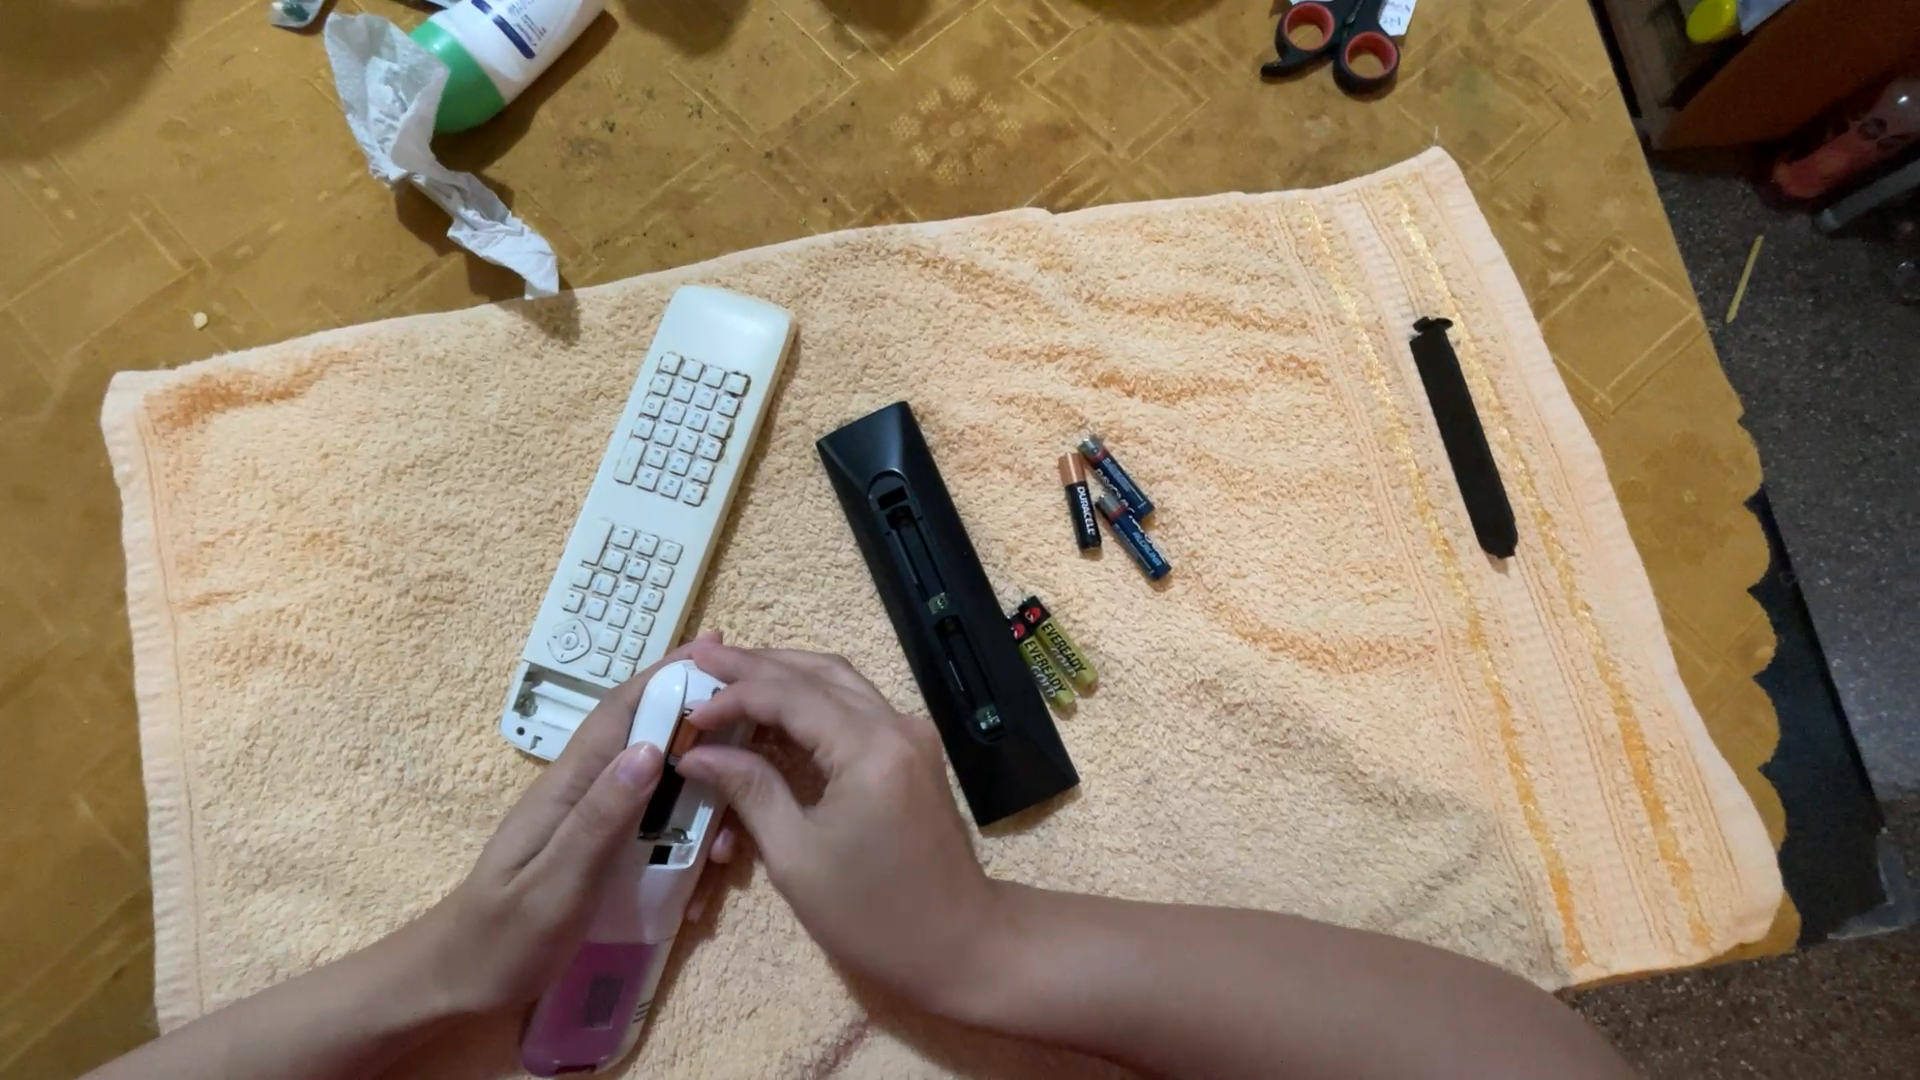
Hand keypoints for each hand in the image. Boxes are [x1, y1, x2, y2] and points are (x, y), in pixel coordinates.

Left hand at [416, 634, 742, 1014]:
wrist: (458, 986)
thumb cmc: (502, 938)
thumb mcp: (556, 884)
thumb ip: (602, 817)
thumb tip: (654, 746)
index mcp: (572, 782)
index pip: (623, 708)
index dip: (669, 673)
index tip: (715, 647)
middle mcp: (590, 787)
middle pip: (656, 734)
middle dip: (705, 724)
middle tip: (757, 730)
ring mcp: (600, 814)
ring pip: (667, 779)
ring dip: (708, 793)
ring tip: (736, 830)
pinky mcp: (609, 842)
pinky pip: (662, 819)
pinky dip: (694, 832)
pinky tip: (709, 868)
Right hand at [673, 643, 1007, 1015]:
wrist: (958, 939)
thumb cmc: (872, 914)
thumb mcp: (797, 857)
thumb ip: (750, 789)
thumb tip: (698, 753)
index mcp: (870, 749)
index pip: (792, 695)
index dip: (736, 694)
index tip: (691, 710)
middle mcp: (897, 724)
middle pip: (820, 672)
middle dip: (759, 664)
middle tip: (704, 658)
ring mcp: (911, 732)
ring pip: (842, 680)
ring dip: (788, 673)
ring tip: (733, 672)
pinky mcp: (913, 747)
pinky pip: (858, 704)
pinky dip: (815, 697)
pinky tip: (779, 704)